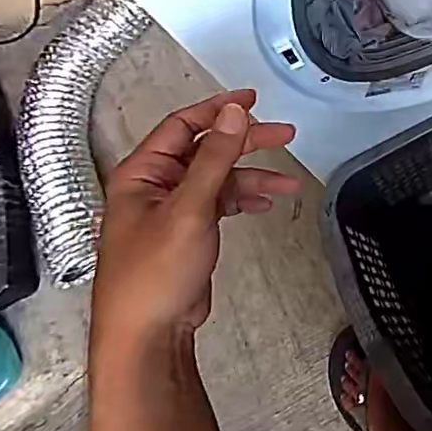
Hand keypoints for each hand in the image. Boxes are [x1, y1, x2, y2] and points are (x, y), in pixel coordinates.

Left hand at [91, 90, 298, 347]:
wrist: (149, 331)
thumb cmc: (154, 273)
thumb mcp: (190, 208)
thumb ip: (214, 157)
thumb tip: (233, 114)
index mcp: (144, 173)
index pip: (183, 126)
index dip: (219, 110)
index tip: (252, 99)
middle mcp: (156, 186)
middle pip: (207, 150)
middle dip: (246, 143)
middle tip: (284, 134)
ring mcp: (174, 209)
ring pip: (220, 179)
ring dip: (253, 178)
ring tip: (288, 180)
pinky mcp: (190, 231)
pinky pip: (222, 203)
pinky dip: (245, 200)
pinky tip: (265, 202)